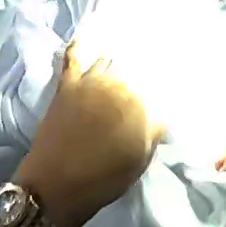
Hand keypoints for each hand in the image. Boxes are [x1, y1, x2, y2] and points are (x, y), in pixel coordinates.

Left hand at [17, 43, 162, 226]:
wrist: (56, 186)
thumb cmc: (105, 178)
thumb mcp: (141, 158)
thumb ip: (154, 129)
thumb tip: (163, 110)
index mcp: (140, 102)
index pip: (157, 84)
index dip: (162, 86)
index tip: (169, 85)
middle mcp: (118, 85)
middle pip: (134, 70)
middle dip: (142, 71)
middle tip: (148, 75)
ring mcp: (90, 82)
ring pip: (108, 63)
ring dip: (116, 62)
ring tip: (125, 58)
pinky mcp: (66, 86)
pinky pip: (72, 59)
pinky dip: (78, 48)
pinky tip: (82, 40)